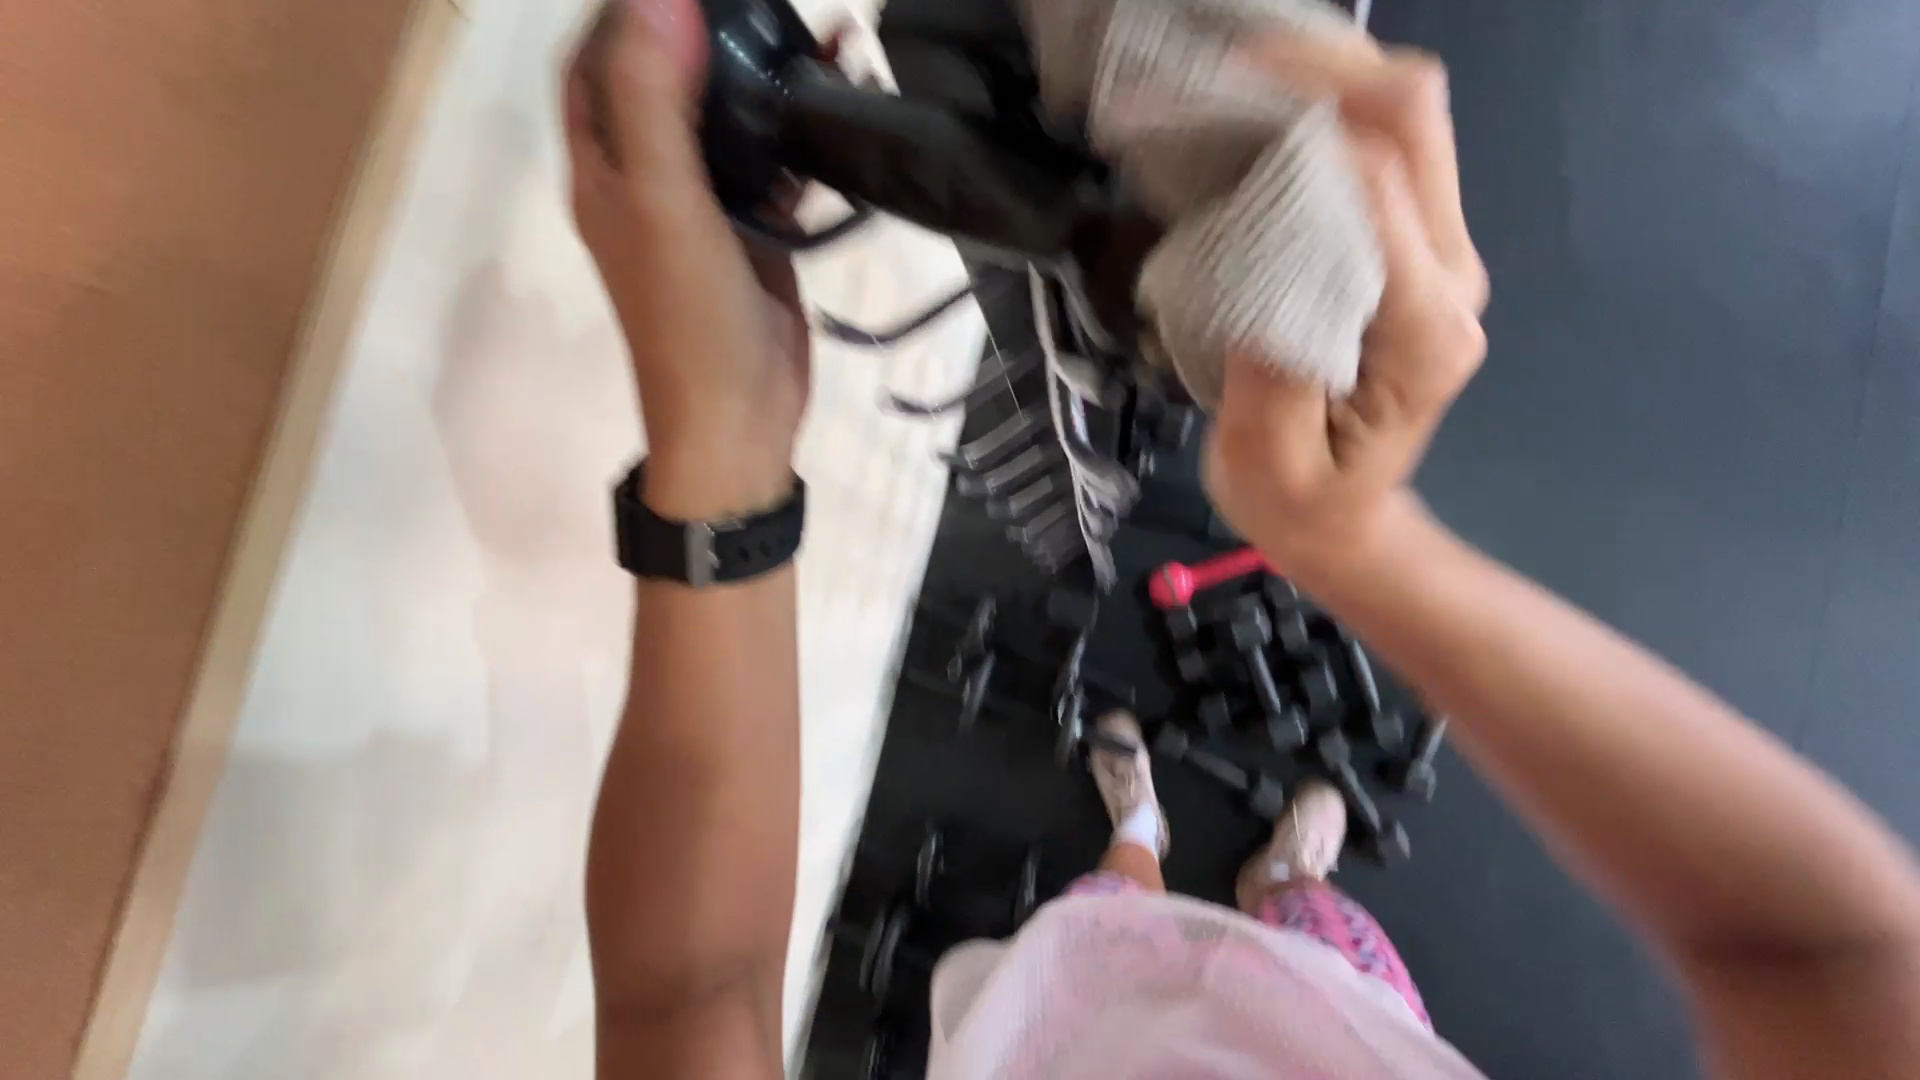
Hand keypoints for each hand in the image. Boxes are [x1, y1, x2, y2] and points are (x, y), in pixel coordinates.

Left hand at [563, 0, 808, 518]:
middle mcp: (648, 186)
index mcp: (606, 173)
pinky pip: (766, 177)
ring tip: (803, 44)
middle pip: (662, 90)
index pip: (597, 65)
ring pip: (720, 132)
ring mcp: (703, 216)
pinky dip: (790, 146)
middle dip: (700, 41)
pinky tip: (824, 119)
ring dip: (752, 88)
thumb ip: (655, 101)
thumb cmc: (691, 320)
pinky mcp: (753, 243)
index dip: (628, 15)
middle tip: (760, 11)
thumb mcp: (663, 205)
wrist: (741, 418)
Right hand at [1203, 37, 1488, 581]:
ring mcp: (1436, 257)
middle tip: (1219, 70)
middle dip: (1318, 72)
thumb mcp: (1268, 460)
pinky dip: (1321, 119)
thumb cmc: (1299, 506)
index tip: (1207, 113)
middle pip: (1410, 121)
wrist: (1342, 522)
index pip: (1378, 185)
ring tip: (1230, 85)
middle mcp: (1448, 275)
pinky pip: (1380, 154)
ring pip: (1402, 122)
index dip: (1297, 129)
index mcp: (1422, 329)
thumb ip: (1275, 356)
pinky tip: (1260, 125)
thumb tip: (1269, 240)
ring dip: (1321, 83)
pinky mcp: (1411, 253)